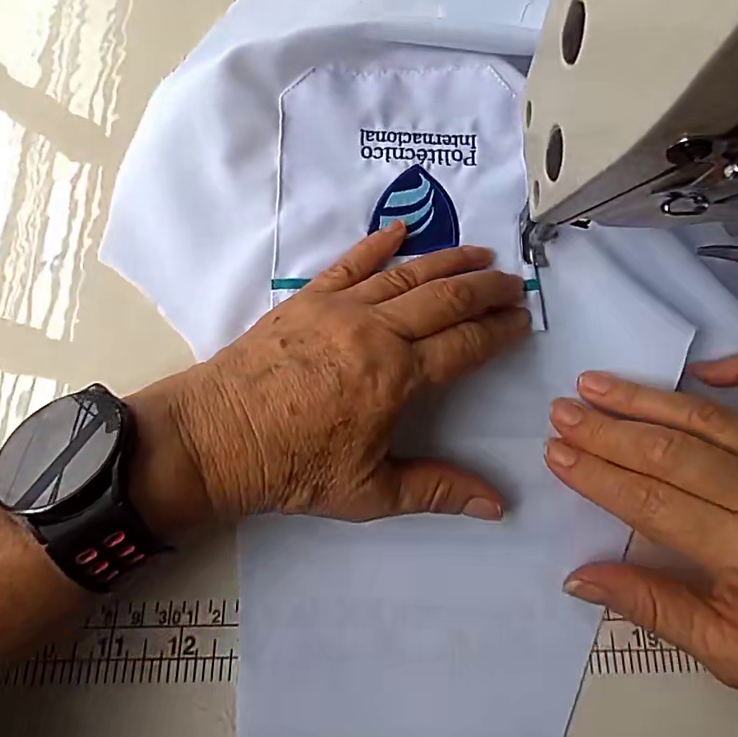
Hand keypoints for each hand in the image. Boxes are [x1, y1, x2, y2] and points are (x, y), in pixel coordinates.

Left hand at [129, 223, 531, 540]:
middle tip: (513, 285)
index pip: (463, 345)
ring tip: (479, 256)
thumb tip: (497, 504)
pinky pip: (348, 263)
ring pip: (403, 275)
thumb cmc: (289, 468)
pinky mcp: (304, 300)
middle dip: (484, 290)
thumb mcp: (368, 492)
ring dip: (446, 261)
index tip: (521, 321)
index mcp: (394, 377)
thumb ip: (435, 490)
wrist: (216, 437)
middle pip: (443, 299)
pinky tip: (399, 232)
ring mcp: (335, 309)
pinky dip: (376, 245)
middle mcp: (372, 332)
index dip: (498, 332)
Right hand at [544, 354, 737, 736]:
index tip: (554, 452)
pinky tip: (698, 368)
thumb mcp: (731, 656)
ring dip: (645, 398)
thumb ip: (651, 607)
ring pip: (710, 419)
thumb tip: (576, 577)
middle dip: (606, 430)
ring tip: (594, 383)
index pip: (652, 502)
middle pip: (672, 452)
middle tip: (560, 411)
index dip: (596, 475)